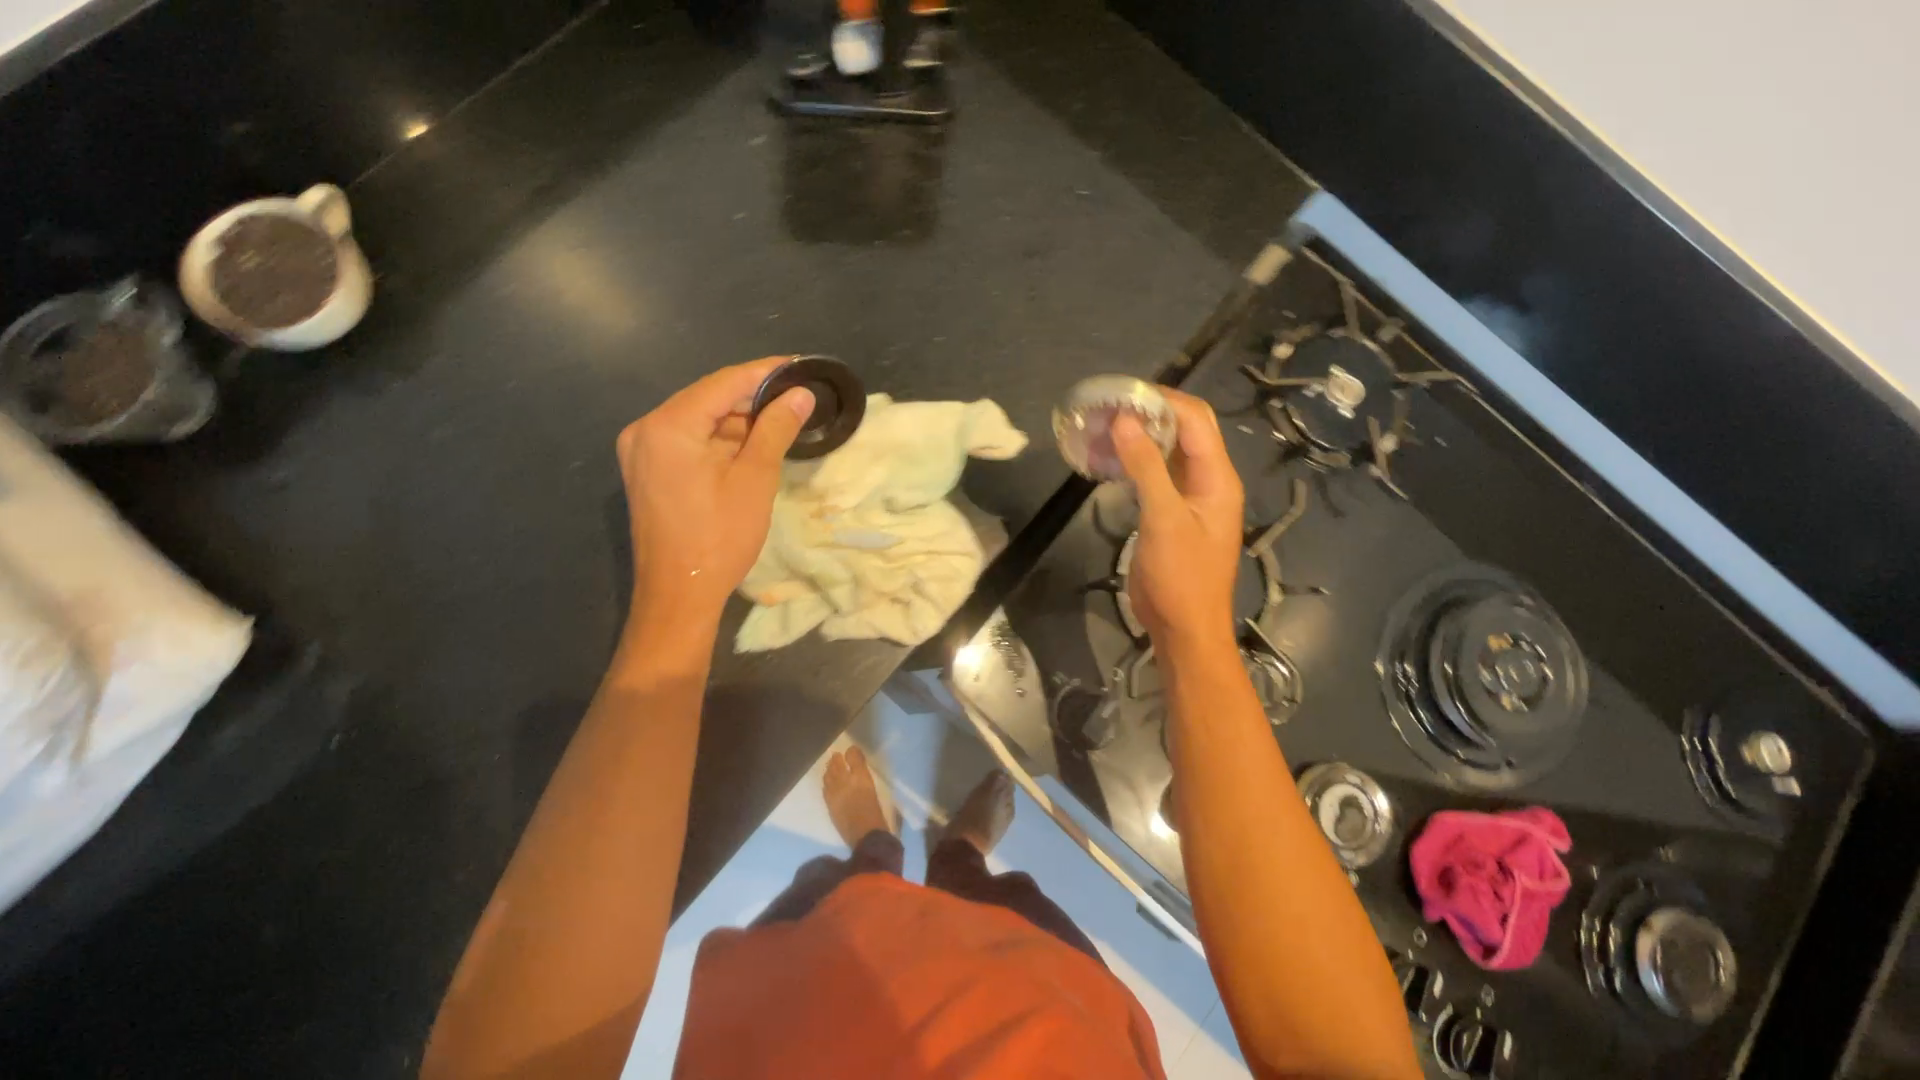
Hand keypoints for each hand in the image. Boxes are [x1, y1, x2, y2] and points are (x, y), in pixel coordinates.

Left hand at [617, 357, 813, 618]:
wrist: (679, 595)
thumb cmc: (719, 538)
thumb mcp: (755, 479)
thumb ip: (776, 428)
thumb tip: (801, 394)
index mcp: (668, 426)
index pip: (723, 382)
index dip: (765, 372)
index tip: (802, 366)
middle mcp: (645, 429)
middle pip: (708, 398)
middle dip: (753, 397)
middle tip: (797, 396)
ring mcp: (641, 451)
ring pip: (699, 420)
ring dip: (738, 421)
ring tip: (782, 421)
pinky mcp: (647, 471)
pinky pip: (687, 441)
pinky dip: (719, 440)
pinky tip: (751, 445)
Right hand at [1111, 389, 1244, 648]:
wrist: (1184, 628)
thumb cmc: (1181, 577)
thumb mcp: (1164, 520)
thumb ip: (1146, 467)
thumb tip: (1126, 420)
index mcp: (1218, 478)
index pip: (1195, 421)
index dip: (1162, 400)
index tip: (1122, 393)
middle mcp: (1208, 481)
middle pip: (1184, 431)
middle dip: (1150, 414)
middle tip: (1108, 407)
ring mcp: (1190, 498)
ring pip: (1168, 453)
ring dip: (1140, 437)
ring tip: (1104, 425)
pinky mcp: (1170, 515)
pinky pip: (1156, 476)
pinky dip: (1135, 462)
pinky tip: (1109, 458)